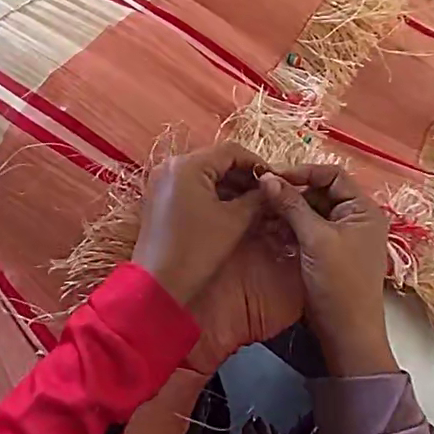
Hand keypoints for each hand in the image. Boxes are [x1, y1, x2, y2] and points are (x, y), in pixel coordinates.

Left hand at [132, 143, 266, 304]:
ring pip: (203, 174)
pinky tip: (230, 210)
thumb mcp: (234, 221)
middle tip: (266, 195)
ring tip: (253, 204)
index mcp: (187, 165)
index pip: (231, 151)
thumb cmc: (197, 249)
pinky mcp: (158, 197)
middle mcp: (170, 166)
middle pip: (215, 160)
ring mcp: (161, 181)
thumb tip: (271, 187)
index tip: (276, 181)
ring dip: (229, 186)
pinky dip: (211, 194)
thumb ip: (256, 198)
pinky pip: (190, 186)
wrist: (158, 283)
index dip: (257, 163)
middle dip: (243, 176)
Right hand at [258, 166, 398, 376]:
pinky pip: (305, 227)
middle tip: (260, 194)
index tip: (272, 177)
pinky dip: (288, 226)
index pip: (332, 175)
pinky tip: (268, 230)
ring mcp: (341, 235)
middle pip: (318, 191)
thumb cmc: (339, 282)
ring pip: (309, 209)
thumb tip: (267, 177)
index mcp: (363, 210)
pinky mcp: (327, 250)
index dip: (302, 172)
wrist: (346, 332)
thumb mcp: (314, 239)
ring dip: (285, 209)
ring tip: (261, 213)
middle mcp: (354, 218)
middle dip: (290, 192)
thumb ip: (291, 205)